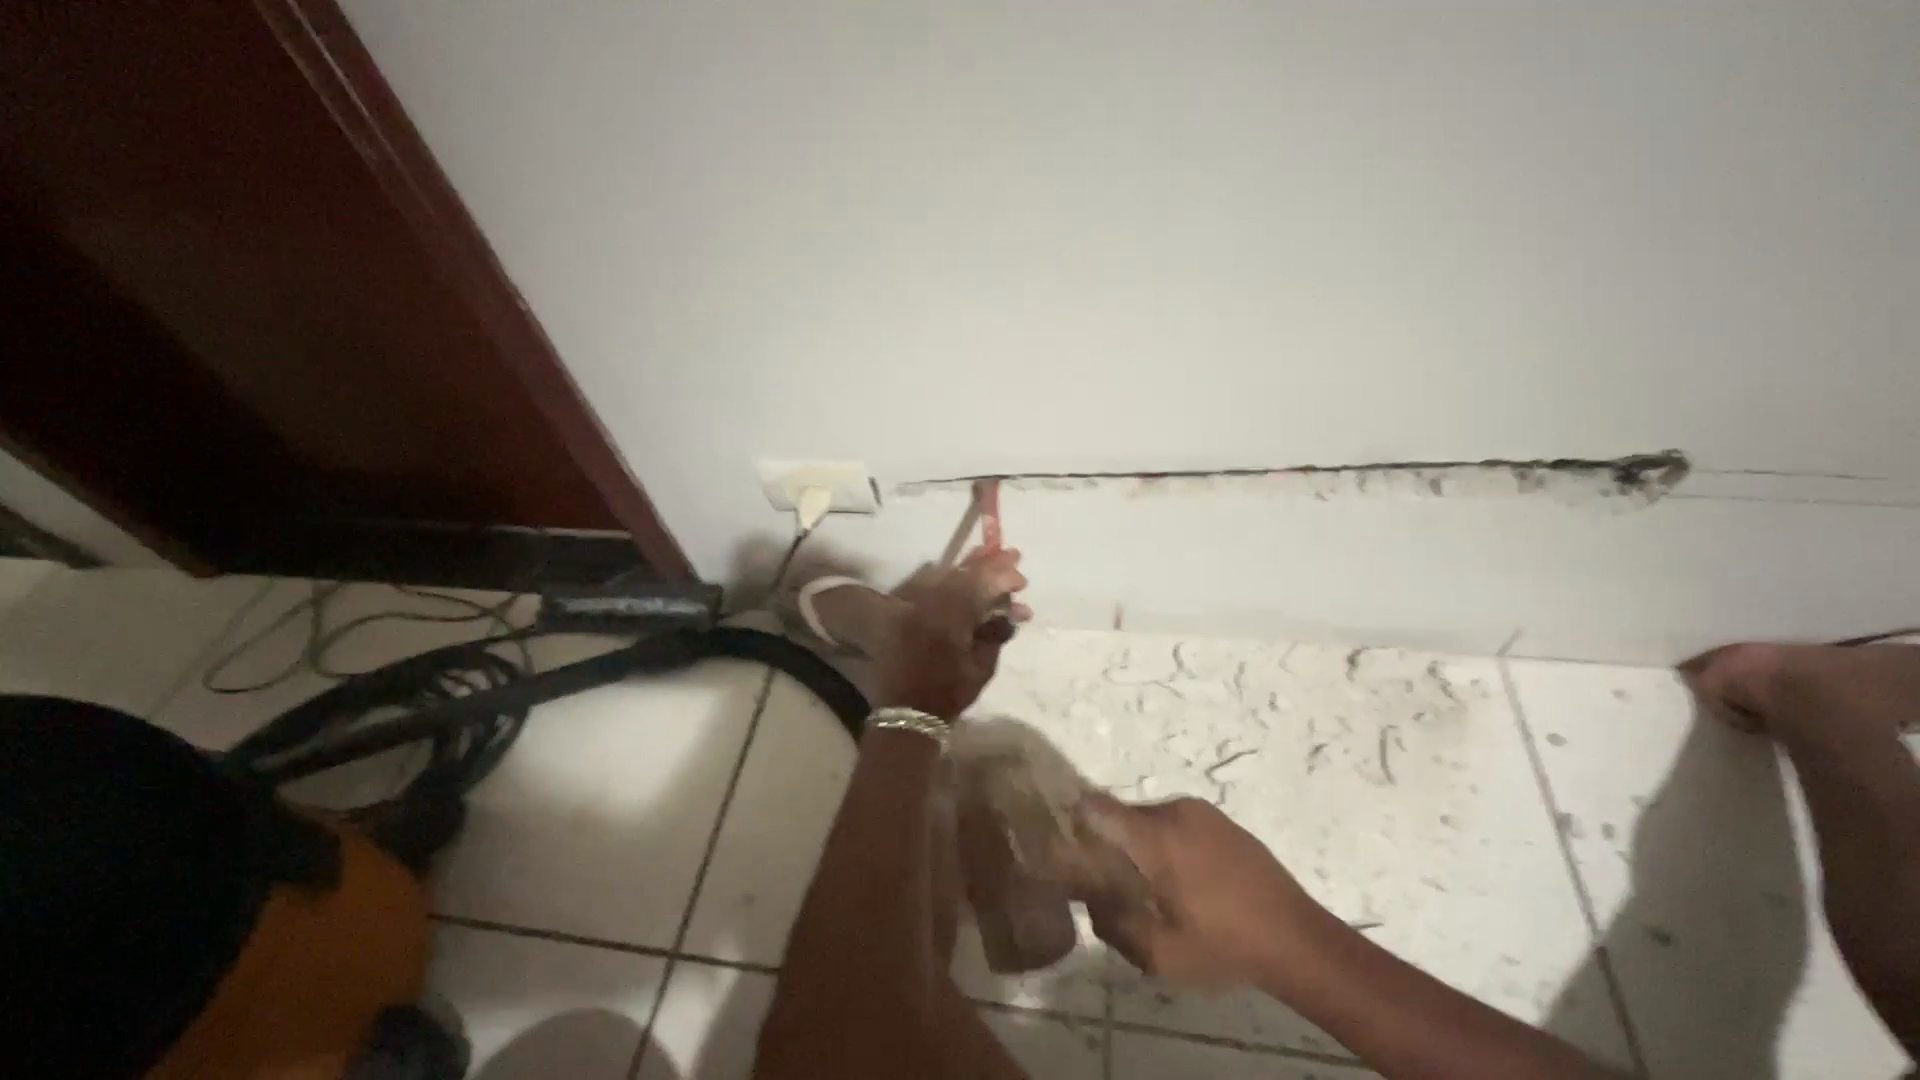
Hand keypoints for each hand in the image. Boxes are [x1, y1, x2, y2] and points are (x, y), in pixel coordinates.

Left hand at [870, 547, 1029, 718]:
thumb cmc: (950, 693)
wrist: (908, 711)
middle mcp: (930, 604)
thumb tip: (1010, 613)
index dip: (1003, 577)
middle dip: (989, 563)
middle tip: (1012, 554)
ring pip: (946, 575)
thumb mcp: (983, 667)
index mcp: (950, 618)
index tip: (1021, 580)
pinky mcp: (904, 611)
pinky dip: (948, 578)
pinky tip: (960, 573)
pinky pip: (929, 584)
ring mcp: (914, 606)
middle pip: (963, 574)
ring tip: (988, 553)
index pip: (981, 584)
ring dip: (969, 566)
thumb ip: (996, 634)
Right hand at [1074, 796, 1331, 988]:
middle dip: (1111, 846)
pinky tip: (1187, 885)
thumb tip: (1090, 899)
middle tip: (1115, 888)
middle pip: (1122, 817)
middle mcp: (1175, 812)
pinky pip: (1178, 825)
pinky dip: (1170, 846)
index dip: (1074, 825)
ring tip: (1156, 891)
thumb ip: (1112, 923)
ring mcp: (1203, 813)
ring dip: (1142, 848)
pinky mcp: (1223, 822)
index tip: (1071, 852)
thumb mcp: (1158, 954)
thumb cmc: (1224, 947)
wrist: (1298, 940)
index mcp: (1155, 837)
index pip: (1096, 808)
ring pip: (1151, 821)